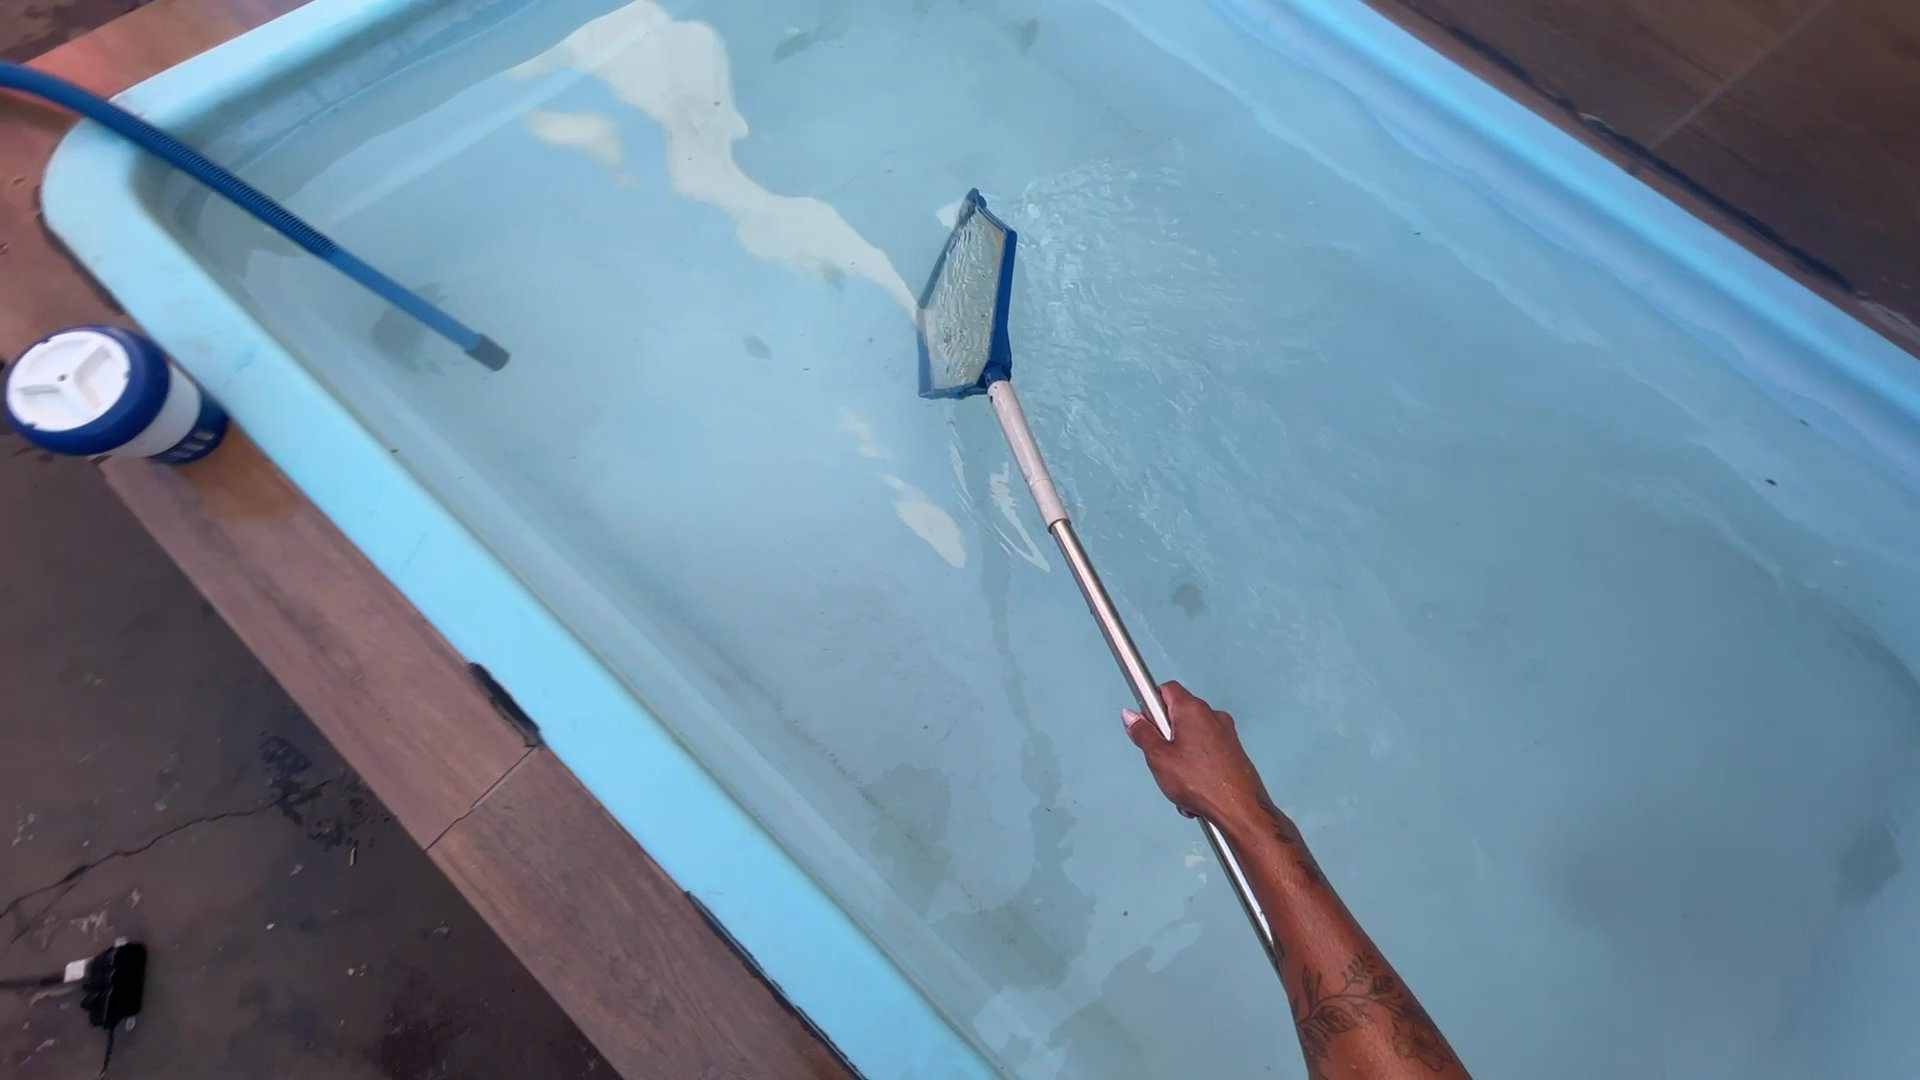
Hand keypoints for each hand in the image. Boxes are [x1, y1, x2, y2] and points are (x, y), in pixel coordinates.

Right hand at [1124, 681, 1275, 835]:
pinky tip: (1194, 789)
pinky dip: (1197, 767)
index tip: (1147, 724)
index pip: (1166, 689)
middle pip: (1179, 714)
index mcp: (1193, 709)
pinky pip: (1206, 752)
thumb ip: (1142, 732)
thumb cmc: (1203, 783)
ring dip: (1181, 755)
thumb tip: (1131, 716)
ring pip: (1192, 737)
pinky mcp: (1234, 752)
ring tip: (1179, 779)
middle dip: (1166, 736)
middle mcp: (1213, 716)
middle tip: (1161, 756)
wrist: (1240, 810)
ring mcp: (1226, 734)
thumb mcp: (1158, 757)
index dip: (1152, 705)